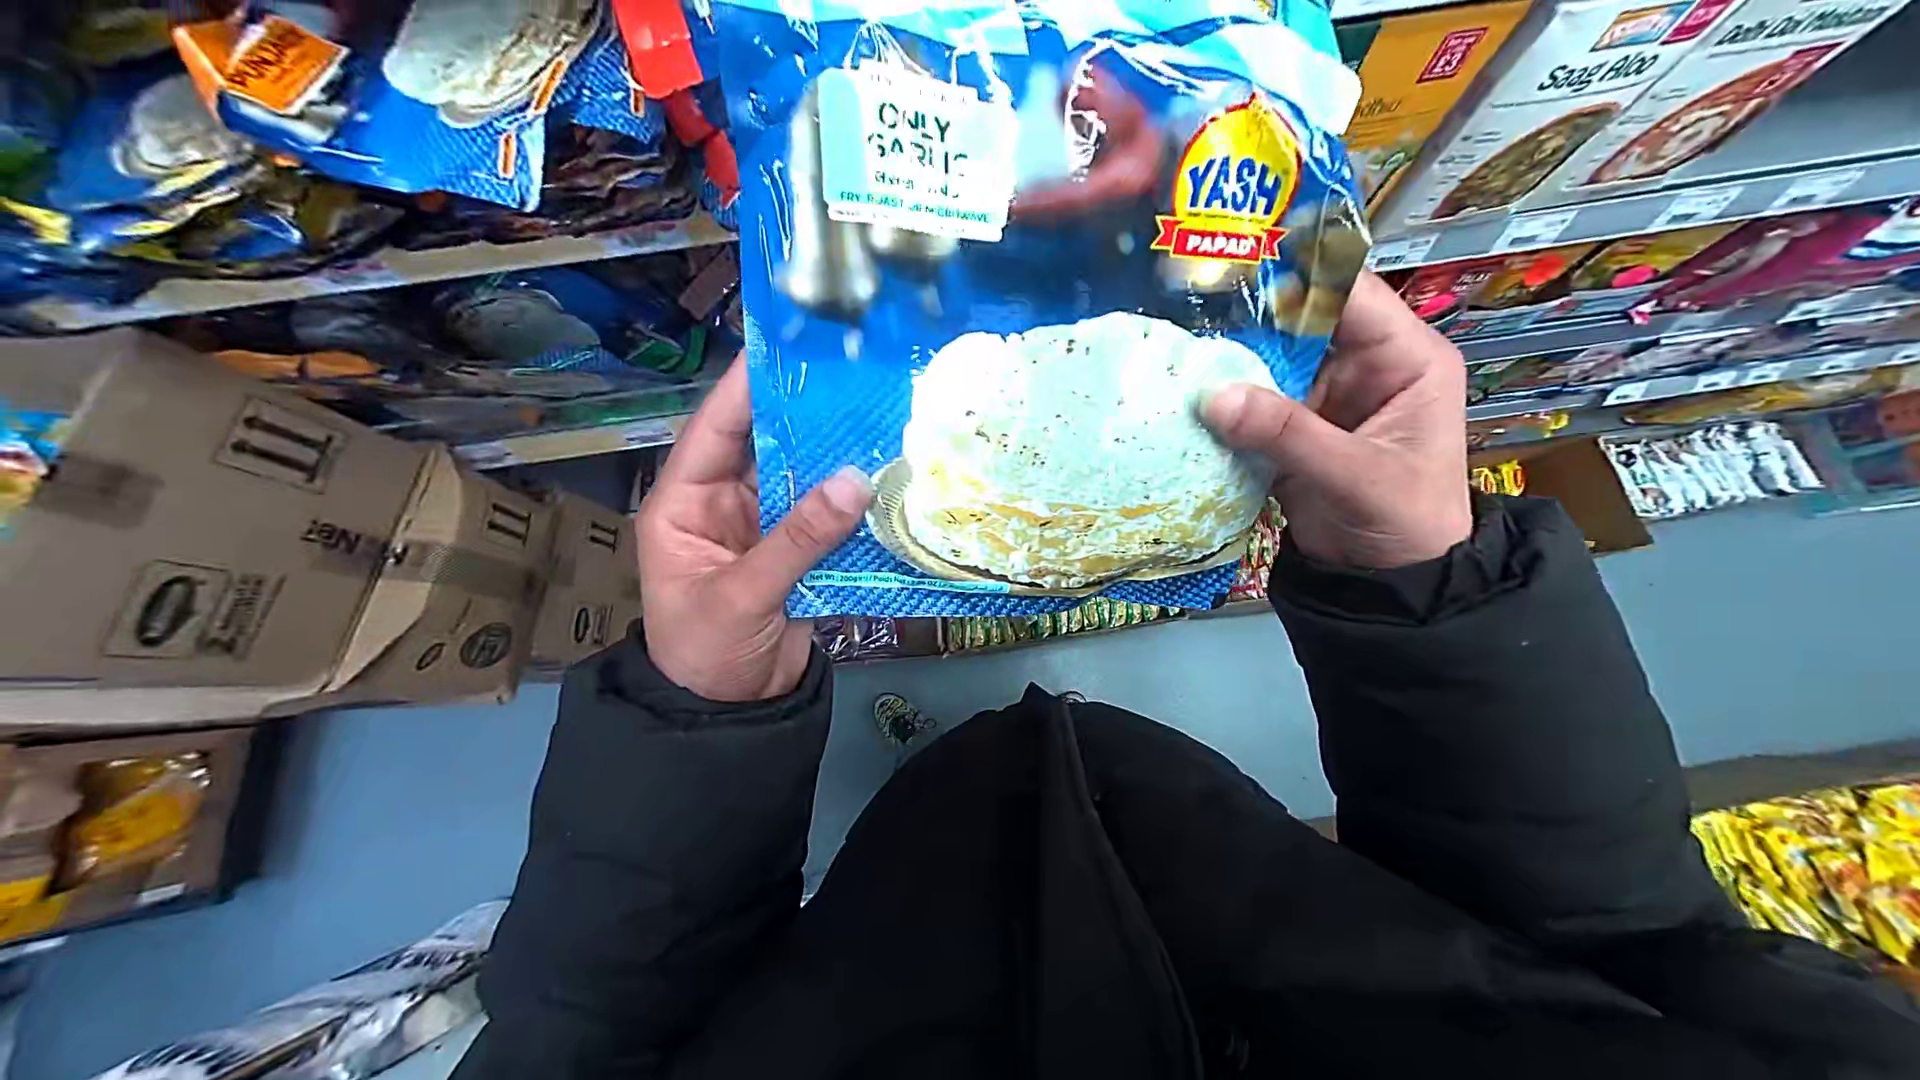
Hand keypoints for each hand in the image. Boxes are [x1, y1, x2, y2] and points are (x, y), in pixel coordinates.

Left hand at [635, 356, 872, 700]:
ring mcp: (764, 527)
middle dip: (803, 414)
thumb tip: (856, 480)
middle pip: (764, 446)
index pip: (714, 432)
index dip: (744, 387)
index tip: (783, 346)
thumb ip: (798, 540)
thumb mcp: (743, 595)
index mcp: (685, 504)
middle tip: (849, 374)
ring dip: (834, 455)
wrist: (732, 711)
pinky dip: (850, 499)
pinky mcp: (797, 551)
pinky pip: (824, 515)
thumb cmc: (707, 653)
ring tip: (877, 414)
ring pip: (800, 478)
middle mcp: (724, 505)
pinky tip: (883, 474)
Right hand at [1204, 272, 1470, 569]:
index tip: (1237, 268)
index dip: (1298, 277)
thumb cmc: (1402, 522)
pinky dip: (1222, 401)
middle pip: (1299, 324)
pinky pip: (1250, 403)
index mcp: (1403, 358)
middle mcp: (1359, 366)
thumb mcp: (1355, 475)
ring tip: (1176, 345)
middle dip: (1248, 318)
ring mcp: (1318, 398)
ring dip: (1227, 361)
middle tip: (1188, 306)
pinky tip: (1185, 393)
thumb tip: (1212, 398)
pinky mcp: (1288, 428)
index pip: (1350, 295)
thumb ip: (1288, 434)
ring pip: (1267, 362)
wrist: (1383, 581)